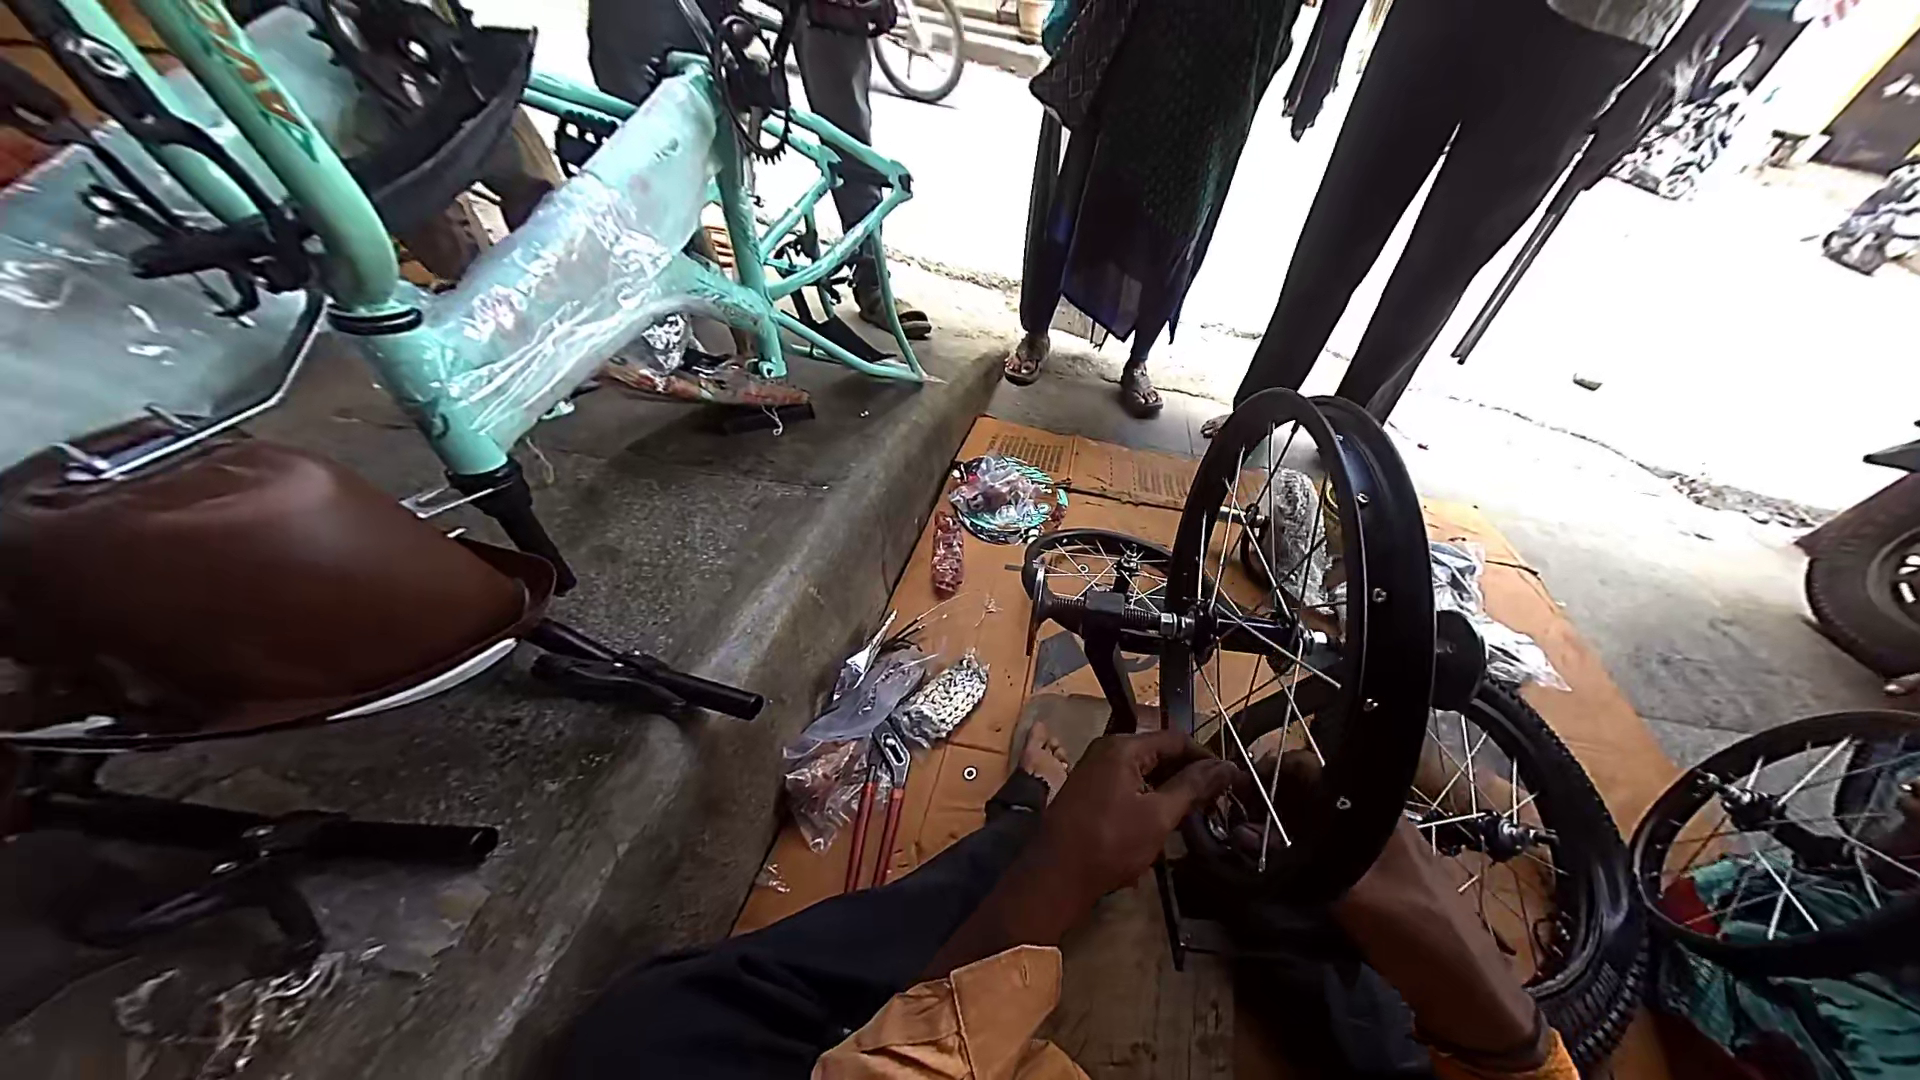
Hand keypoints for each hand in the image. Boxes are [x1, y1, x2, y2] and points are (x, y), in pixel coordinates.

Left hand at [1033, 730, 1236, 906]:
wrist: (1057, 873)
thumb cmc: (1109, 842)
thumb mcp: (1158, 815)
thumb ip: (1192, 787)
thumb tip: (1226, 767)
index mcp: (1123, 747)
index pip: (1176, 739)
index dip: (1207, 758)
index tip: (1232, 781)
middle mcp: (1108, 750)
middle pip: (1160, 752)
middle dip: (1189, 775)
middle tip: (1219, 802)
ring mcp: (1097, 769)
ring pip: (1145, 770)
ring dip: (1171, 789)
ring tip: (1199, 813)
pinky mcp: (1092, 790)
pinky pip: (1130, 784)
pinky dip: (1151, 797)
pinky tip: (1167, 820)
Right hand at [1236, 750, 1545, 1065]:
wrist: (1470, 994)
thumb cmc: (1413, 933)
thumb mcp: (1347, 895)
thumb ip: (1293, 861)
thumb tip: (1239, 832)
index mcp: (1373, 810)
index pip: (1311, 767)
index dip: (1272, 772)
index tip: (1243, 791)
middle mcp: (1378, 818)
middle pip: (1315, 792)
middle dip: (1276, 801)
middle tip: (1246, 821)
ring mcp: (1385, 845)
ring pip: (1324, 819)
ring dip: (1292, 827)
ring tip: (1261, 842)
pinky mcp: (1386, 871)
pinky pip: (1336, 843)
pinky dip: (1310, 847)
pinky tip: (1295, 866)